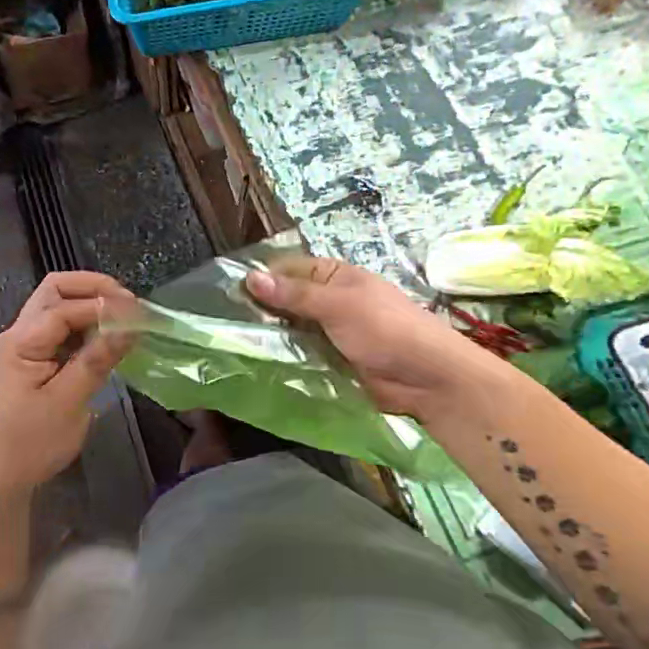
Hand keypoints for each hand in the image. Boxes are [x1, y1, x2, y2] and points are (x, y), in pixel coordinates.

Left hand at [0, 273, 137, 491]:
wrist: (0, 477)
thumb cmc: (32, 444)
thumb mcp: (69, 403)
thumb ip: (97, 360)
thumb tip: (131, 326)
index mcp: (19, 343)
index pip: (63, 308)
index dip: (101, 305)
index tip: (137, 312)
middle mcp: (16, 335)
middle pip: (54, 291)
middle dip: (92, 289)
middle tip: (129, 302)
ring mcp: (20, 346)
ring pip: (55, 306)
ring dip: (89, 304)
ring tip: (123, 316)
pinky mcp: (28, 360)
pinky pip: (57, 329)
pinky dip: (83, 325)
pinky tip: (105, 335)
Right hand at [244, 257, 508, 421]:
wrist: (428, 379)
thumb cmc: (385, 329)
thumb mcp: (338, 305)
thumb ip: (294, 294)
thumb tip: (250, 278)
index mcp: (335, 277)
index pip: (288, 269)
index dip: (260, 277)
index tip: (225, 290)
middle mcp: (330, 301)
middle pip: (286, 301)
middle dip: (259, 309)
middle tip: (220, 321)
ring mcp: (329, 334)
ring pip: (290, 331)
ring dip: (269, 337)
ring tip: (230, 343)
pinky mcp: (330, 363)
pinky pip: (300, 356)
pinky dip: (282, 359)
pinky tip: (255, 364)